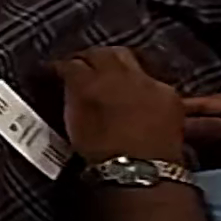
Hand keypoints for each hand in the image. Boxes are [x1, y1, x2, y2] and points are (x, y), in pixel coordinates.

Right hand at [52, 46, 184, 163]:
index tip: (49, 72)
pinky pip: (147, 79)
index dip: (58, 66)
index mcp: (94, 82)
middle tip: (75, 66)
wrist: (139, 167)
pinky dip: (132, 81)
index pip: (71, 63)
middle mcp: (127, 78)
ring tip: (100, 78)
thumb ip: (70, 92)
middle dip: (89, 57)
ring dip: (112, 66)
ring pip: (130, 63)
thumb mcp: (72, 116)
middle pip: (107, 53)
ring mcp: (153, 86)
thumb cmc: (97, 145)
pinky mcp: (171, 97)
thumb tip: (64, 80)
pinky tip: (125, 94)